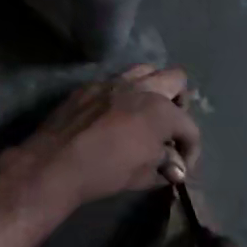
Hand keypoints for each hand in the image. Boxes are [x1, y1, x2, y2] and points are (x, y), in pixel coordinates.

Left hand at [13, 65, 200, 207]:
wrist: (55, 164)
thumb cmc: (105, 172)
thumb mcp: (143, 176)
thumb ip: (165, 165)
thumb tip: (176, 167)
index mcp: (161, 111)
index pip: (190, 127)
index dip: (191, 149)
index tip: (181, 166)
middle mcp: (141, 88)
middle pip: (176, 80)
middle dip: (179, 102)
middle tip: (168, 127)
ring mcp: (113, 82)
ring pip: (146, 70)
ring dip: (153, 88)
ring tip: (145, 113)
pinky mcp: (89, 86)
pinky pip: (115, 81)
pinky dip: (123, 94)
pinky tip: (114, 115)